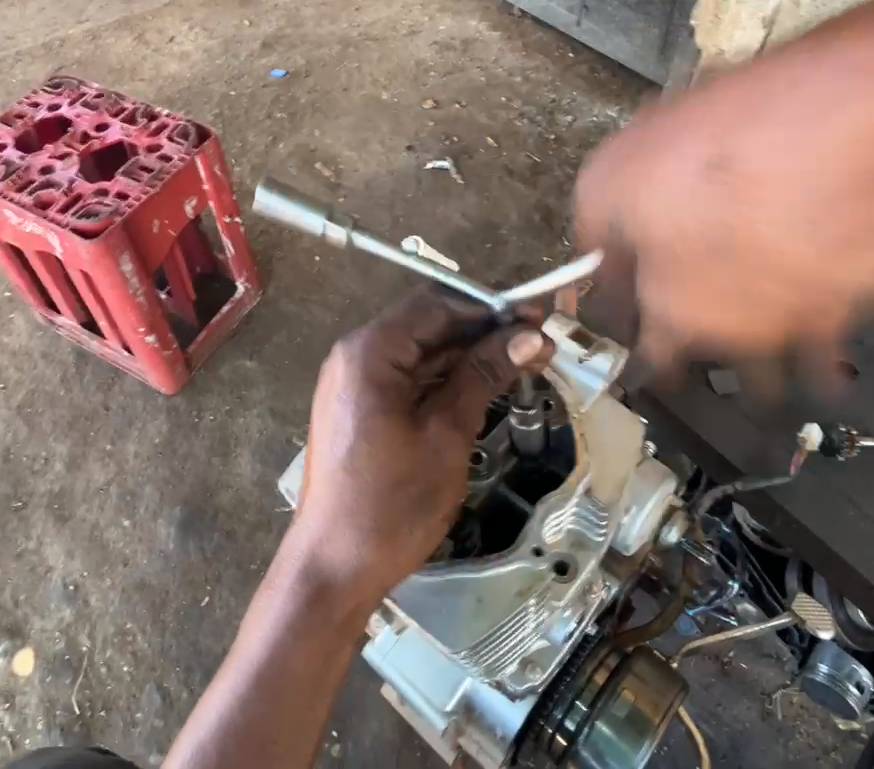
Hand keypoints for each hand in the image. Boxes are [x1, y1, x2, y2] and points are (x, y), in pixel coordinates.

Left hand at [287, 290, 551, 602]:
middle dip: (482, 332)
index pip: (433, 305)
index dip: (487, 308)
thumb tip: (529, 336)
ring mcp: (354, 385)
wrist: (334, 568)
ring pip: (420, 354)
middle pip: (426, 326)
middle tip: (539, 344)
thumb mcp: (446, 434)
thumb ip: (483, 375)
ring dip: (468, 356)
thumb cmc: (391, 503)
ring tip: (524, 363)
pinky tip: (486, 386)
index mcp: (368, 352)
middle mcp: (355, 357)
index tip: (535, 319)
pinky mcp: (360, 410)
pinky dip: (445, 380)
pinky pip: (407, 380)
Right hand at [574, 0, 873, 372]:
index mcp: (609, 189)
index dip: (633, 332)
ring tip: (830, 373)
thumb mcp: (691, 306)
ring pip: (756, 245)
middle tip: (754, 384)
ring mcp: (744, 139)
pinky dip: (841, 269)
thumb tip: (644, 356)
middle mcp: (663, 155)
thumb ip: (660, 338)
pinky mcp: (820, 134)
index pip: (600, 276)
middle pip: (684, 262)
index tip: (665, 372)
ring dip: (789, 315)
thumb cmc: (770, 215)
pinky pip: (817, 217)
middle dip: (724, 332)